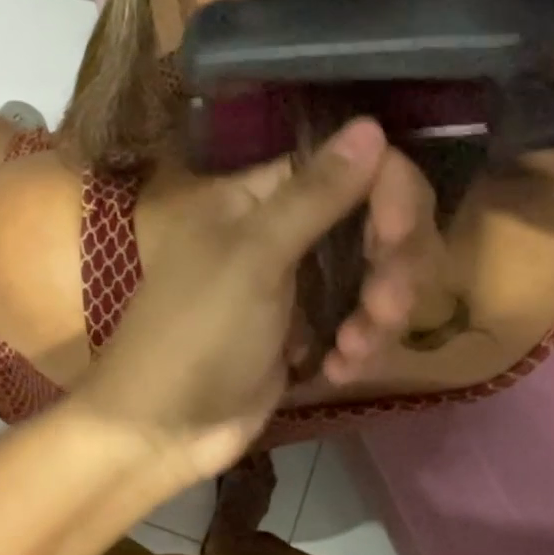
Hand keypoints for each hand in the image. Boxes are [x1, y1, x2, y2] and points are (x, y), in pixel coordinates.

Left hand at [72, 121, 427, 482]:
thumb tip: (370, 124)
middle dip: (391, 265)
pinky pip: (357, 322)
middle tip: (385, 305)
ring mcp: (289, 286)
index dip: (386, 193)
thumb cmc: (195, 335)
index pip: (343, 167)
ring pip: (373, 276)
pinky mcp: (300, 334)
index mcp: (251, 201)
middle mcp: (273, 234)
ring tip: (352, 350)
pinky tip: (336, 371)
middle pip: (371, 221)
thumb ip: (314, 196)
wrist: (158, 430)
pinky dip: (357, 346)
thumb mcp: (252, 259)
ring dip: (378, 313)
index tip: (395, 236)